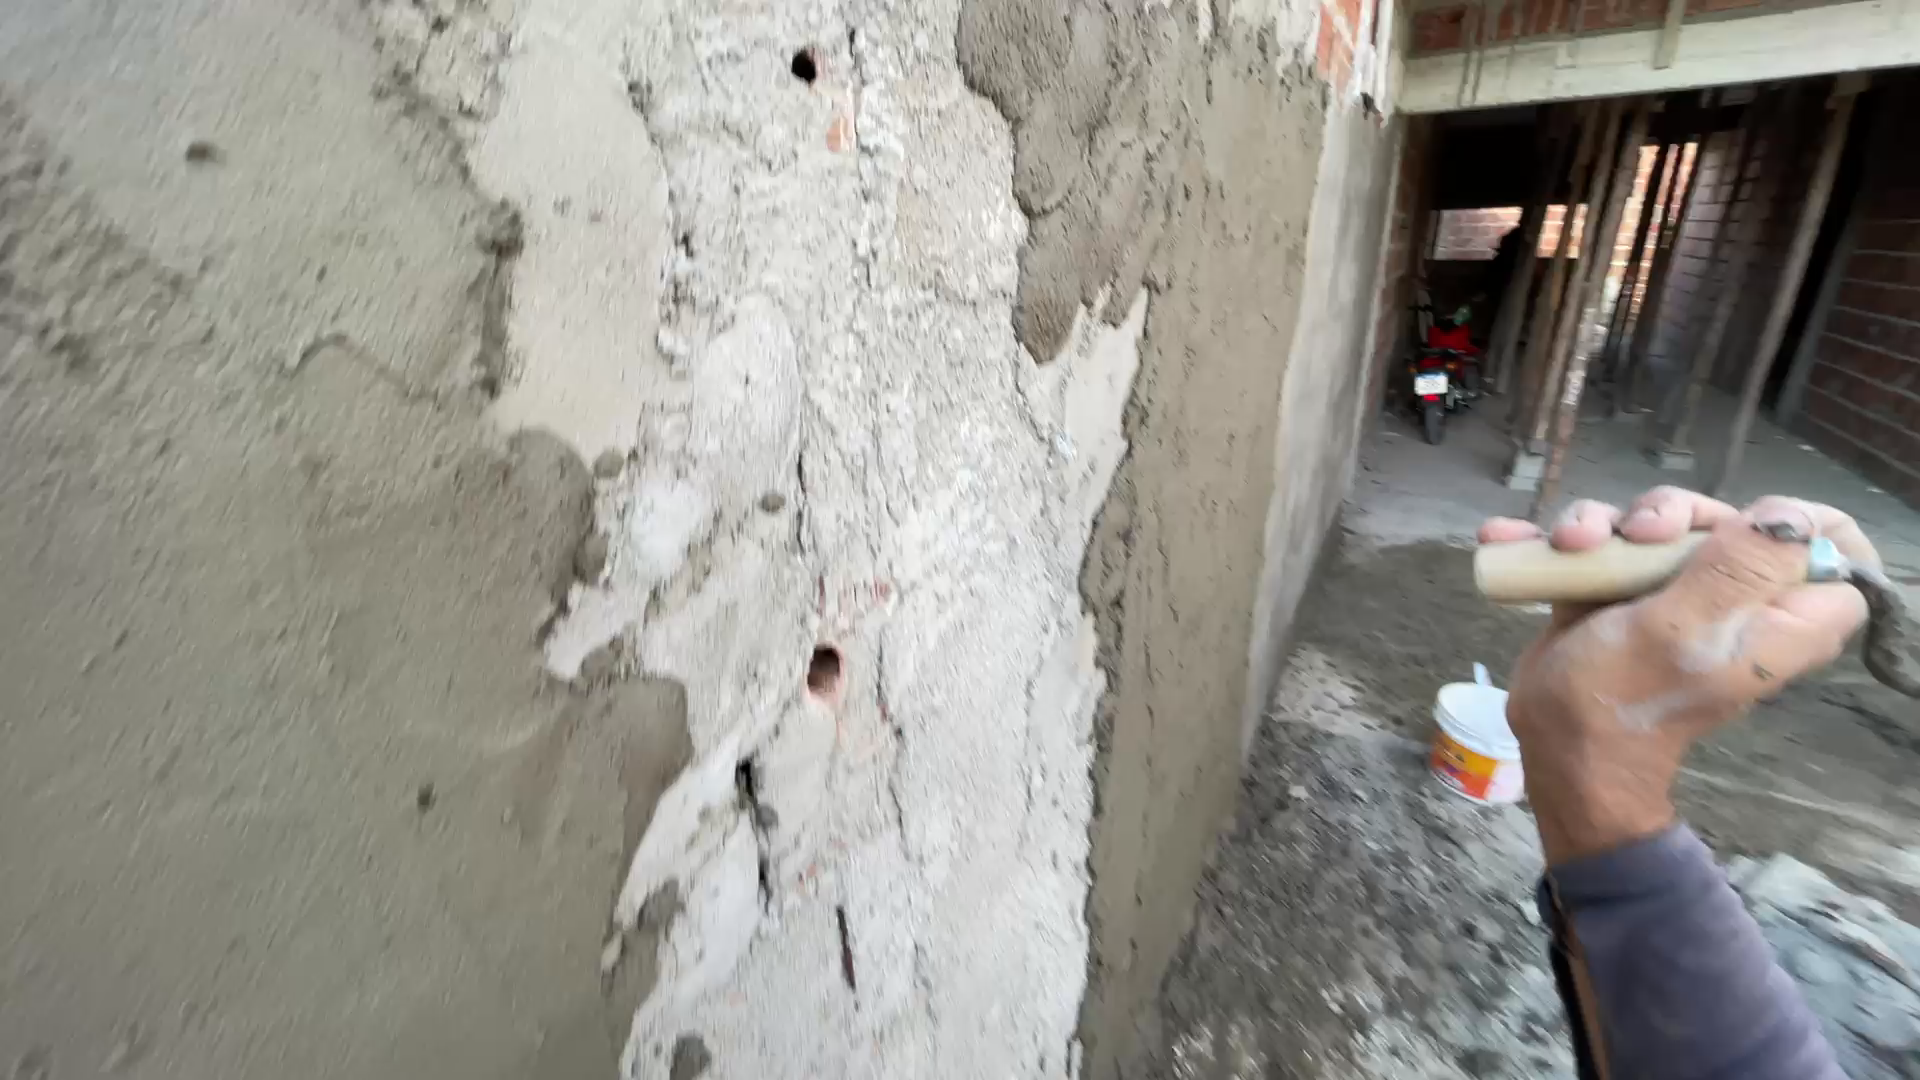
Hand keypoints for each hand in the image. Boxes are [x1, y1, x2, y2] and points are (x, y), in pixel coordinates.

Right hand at [1478, 488, 1878, 864]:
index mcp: (1777, 612)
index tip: (1720, 526)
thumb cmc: (1624, 692)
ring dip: (1590, 524)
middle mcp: (1726, 597)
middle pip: (1715, 520)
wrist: (1559, 736)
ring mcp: (1659, 594)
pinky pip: (1583, 550)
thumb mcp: (1682, 630)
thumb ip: (1740, 571)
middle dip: (1660, 514)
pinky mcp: (1604, 595)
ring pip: (1639, 528)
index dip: (1781, 518)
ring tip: (1561, 545)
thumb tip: (1788, 514)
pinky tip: (1506, 538)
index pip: (1823, 542)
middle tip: (1629, 534)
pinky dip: (1542, 539)